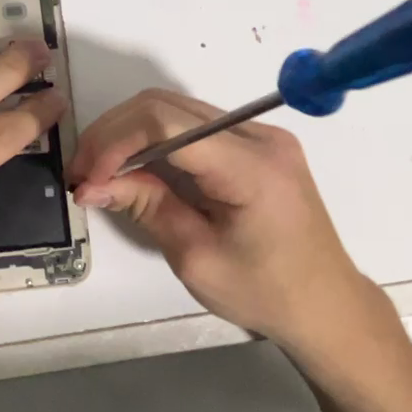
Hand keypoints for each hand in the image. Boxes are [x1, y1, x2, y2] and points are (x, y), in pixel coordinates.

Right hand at [67, 88, 386, 349]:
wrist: (327, 306)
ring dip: (127, 134)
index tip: (87, 179)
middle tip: (83, 175)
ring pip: (172, 108)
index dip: (114, 142)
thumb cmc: (265, 292)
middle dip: (113, 134)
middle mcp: (258, 135)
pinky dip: (151, 139)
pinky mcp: (253, 143)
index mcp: (251, 166)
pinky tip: (131, 167)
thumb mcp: (196, 257)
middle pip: (163, 105)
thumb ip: (146, 207)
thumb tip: (90, 185)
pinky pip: (189, 124)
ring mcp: (259, 134)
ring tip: (99, 172)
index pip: (165, 122)